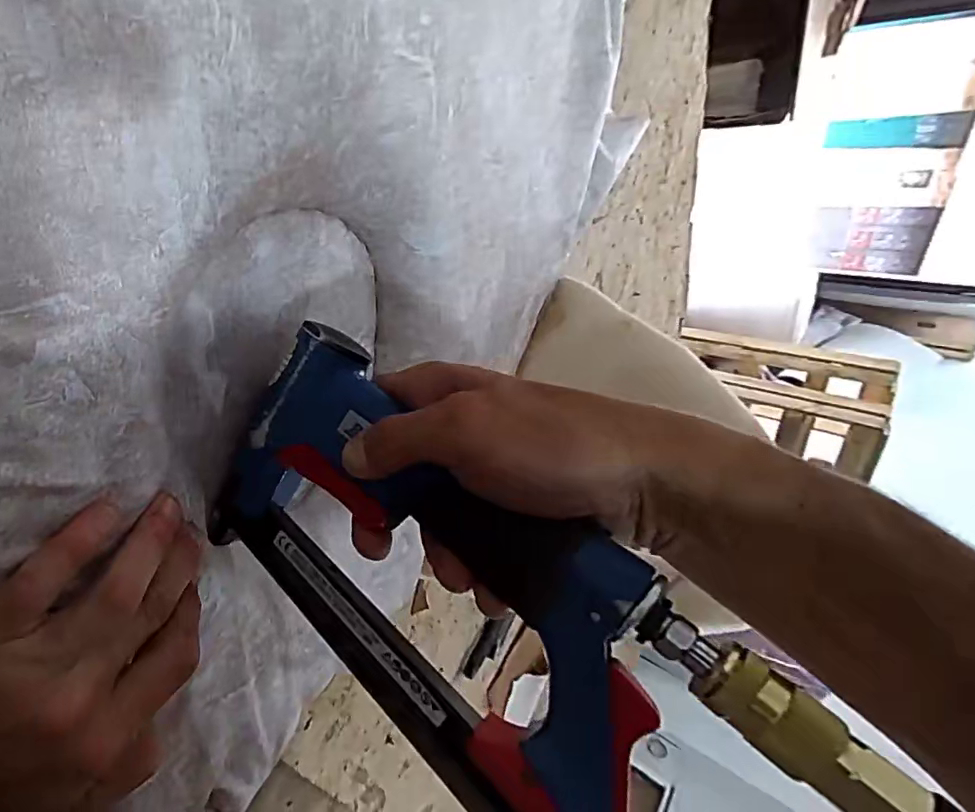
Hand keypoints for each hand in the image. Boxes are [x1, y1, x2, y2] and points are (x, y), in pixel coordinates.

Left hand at [0, 494, 201, 811]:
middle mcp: (79, 701)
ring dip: (150, 540)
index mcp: (107, 739)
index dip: (189, 610)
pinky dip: (82, 537)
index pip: (175, 657)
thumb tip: (172, 700)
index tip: (189, 582)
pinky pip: (46, 575)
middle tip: (188, 529)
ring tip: (165, 507)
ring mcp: (36, 663)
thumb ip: (132, 753)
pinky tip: (107, 509)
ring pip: (115, 591)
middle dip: (179, 562)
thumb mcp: (75, 789)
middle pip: (150, 612)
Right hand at [341, 364, 724, 612]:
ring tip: (466, 575)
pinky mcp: (513, 505)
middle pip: (398, 468)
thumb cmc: (546, 444)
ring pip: (436, 513)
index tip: (334, 482)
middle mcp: (459, 425)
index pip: (374, 402)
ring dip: (442, 551)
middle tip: (380, 547)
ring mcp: (487, 467)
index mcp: (442, 391)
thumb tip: (349, 452)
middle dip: (392, 514)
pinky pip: (476, 536)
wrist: (639, 481)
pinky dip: (478, 563)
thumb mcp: (465, 431)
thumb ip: (400, 438)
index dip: (348, 437)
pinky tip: (494, 584)